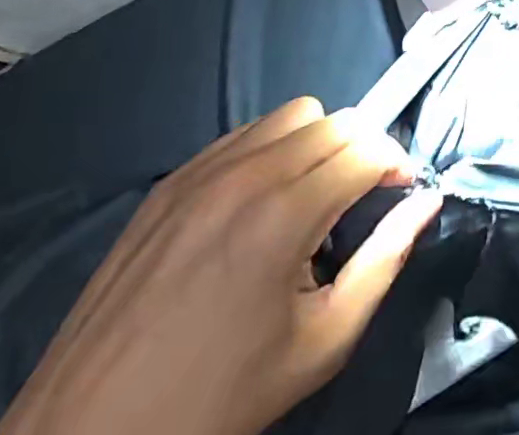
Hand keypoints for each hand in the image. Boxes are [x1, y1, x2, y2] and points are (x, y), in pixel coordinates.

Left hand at [0, 98, 444, 434]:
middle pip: (336, 120)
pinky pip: (243, 134)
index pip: (368, 148)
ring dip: (320, 142)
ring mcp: (197, 175)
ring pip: (291, 115)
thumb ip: (386, 259)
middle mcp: (244, 176)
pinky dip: (272, 149)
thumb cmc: (224, 394)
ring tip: (315, 194)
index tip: (400, 195)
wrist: (91, 432)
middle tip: (363, 198)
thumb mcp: (325, 339)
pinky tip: (263, 201)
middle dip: (364, 149)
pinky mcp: (166, 185)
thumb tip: (427, 203)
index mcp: (285, 215)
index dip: (396, 166)